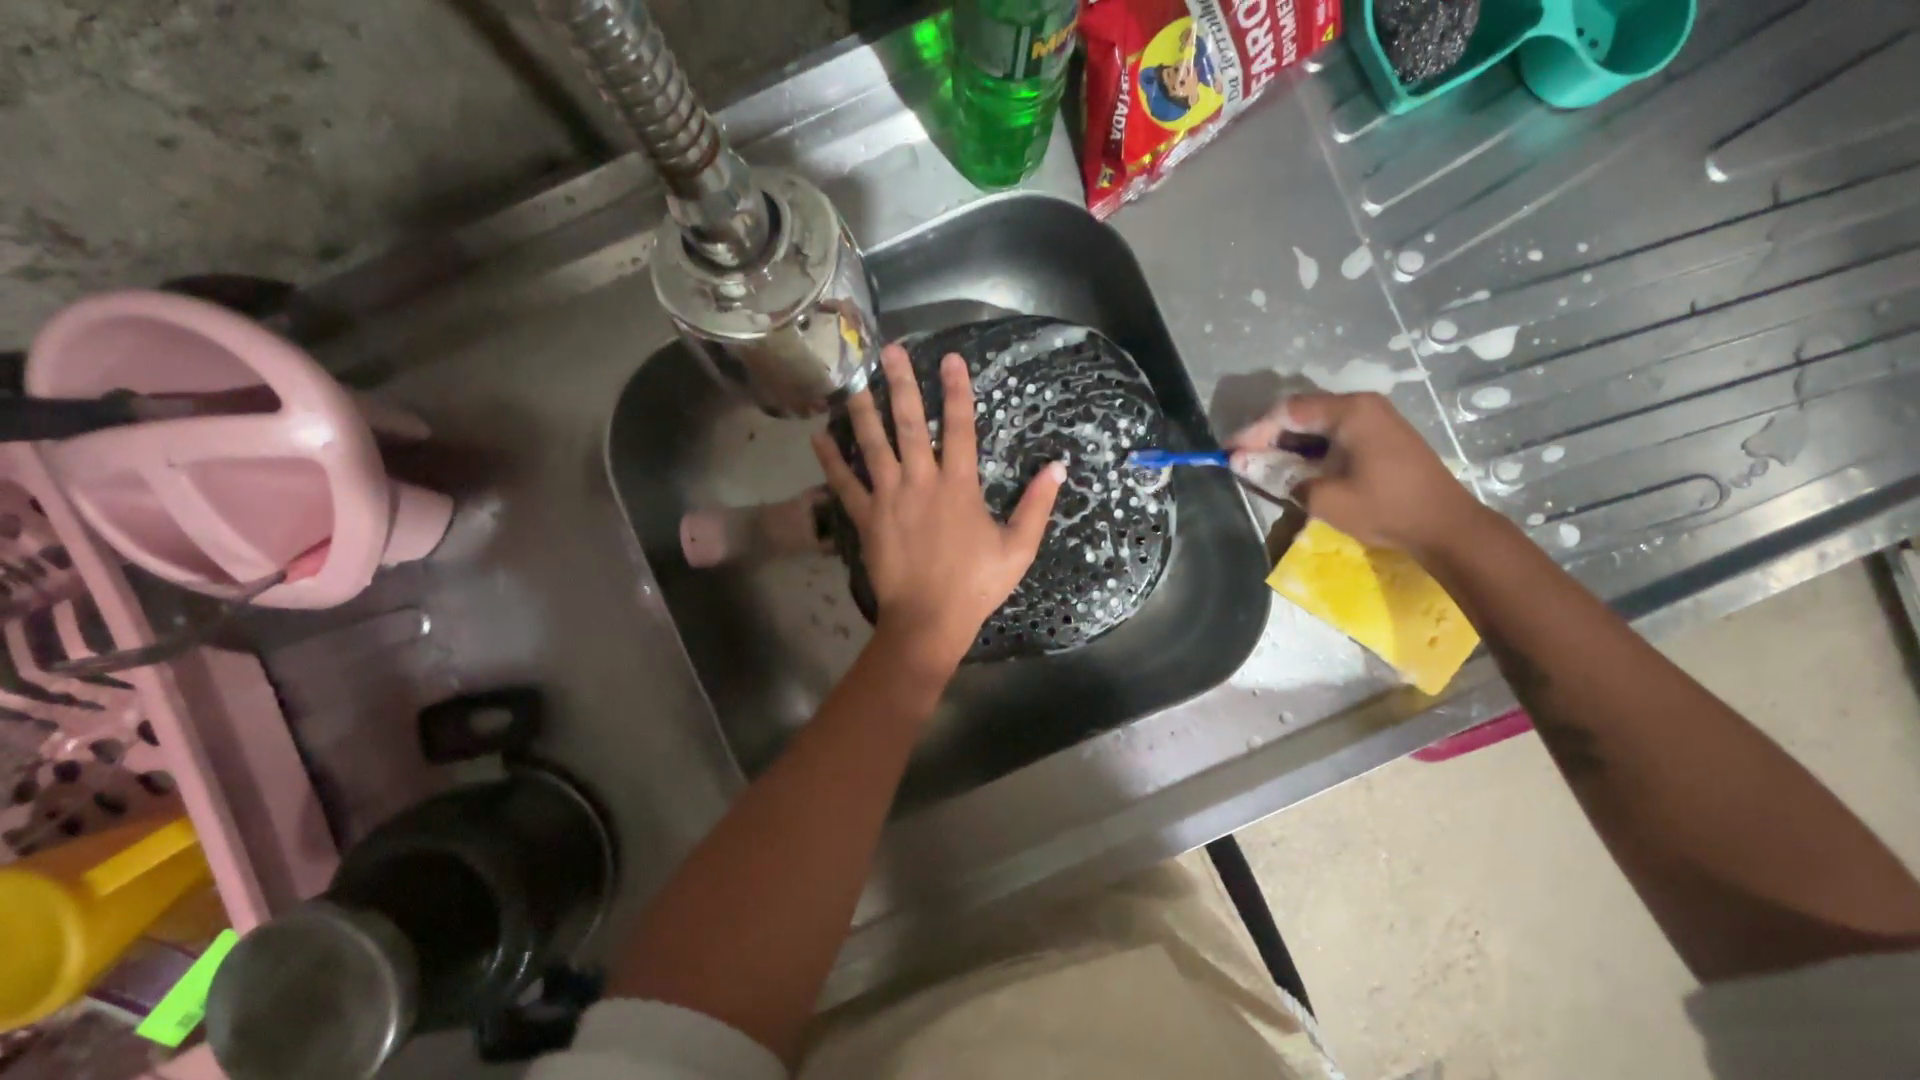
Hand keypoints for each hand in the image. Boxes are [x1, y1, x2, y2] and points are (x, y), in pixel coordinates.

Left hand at [813, 345, 1065, 668]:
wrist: (929, 619)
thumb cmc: (976, 585)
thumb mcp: (1019, 547)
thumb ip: (1036, 505)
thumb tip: (1058, 467)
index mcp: (959, 485)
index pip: (959, 427)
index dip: (956, 391)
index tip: (950, 359)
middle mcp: (921, 481)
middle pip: (908, 423)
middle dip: (900, 384)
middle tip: (890, 351)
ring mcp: (888, 498)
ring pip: (872, 445)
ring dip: (863, 410)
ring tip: (854, 381)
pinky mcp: (865, 518)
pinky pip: (844, 484)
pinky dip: (831, 460)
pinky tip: (817, 437)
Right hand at [1226, 391, 1482, 554]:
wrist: (1445, 526)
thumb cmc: (1384, 508)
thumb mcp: (1323, 496)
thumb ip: (1278, 475)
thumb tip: (1240, 463)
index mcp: (1349, 411)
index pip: (1287, 411)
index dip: (1253, 432)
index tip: (1229, 453)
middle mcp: (1362, 405)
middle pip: (1302, 413)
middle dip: (1269, 437)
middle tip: (1243, 461)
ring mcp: (1376, 419)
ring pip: (1318, 424)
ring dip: (1290, 445)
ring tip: (1265, 468)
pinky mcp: (1381, 437)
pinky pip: (1336, 434)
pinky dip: (1312, 450)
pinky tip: (1297, 470)